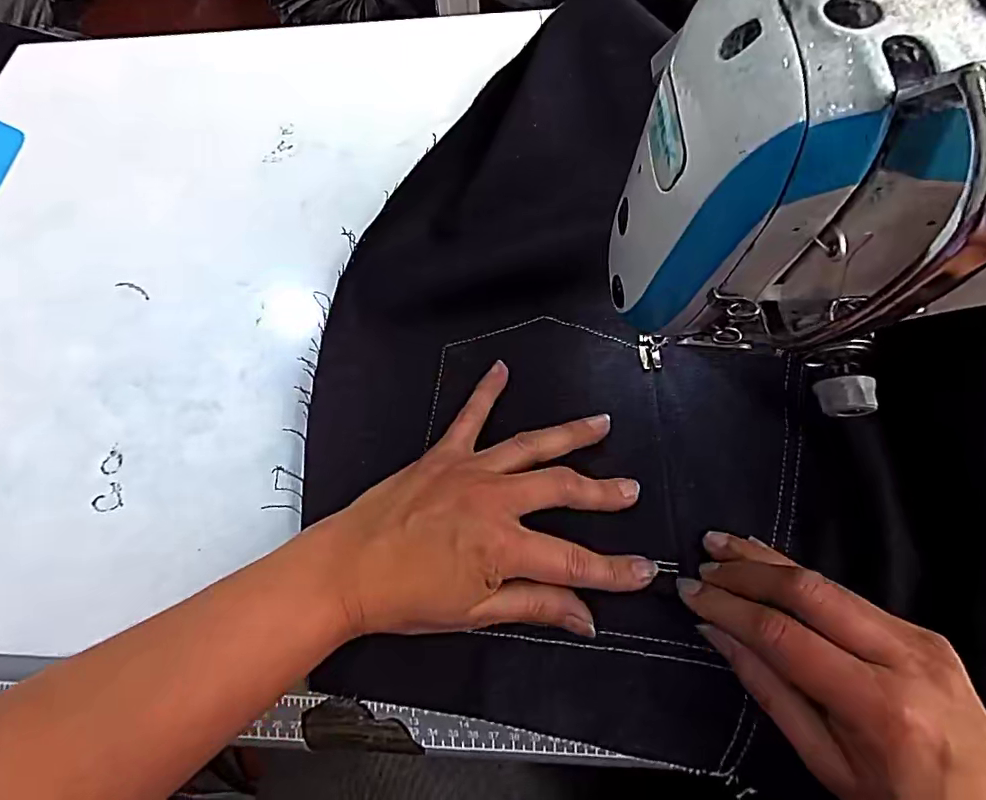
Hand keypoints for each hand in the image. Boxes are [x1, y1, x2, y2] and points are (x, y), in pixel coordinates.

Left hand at [292, 360, 657, 639]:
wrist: (343, 571)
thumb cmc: (402, 598)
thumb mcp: (474, 613)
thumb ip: (535, 607)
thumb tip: (583, 617)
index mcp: (502, 546)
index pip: (572, 562)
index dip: (613, 571)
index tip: (642, 570)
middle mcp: (494, 500)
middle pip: (563, 490)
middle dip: (603, 493)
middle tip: (630, 490)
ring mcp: (471, 471)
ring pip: (532, 446)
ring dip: (570, 434)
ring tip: (600, 424)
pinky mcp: (444, 454)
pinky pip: (469, 416)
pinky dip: (486, 391)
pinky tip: (501, 369)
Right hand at [680, 534, 985, 799]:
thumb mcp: (830, 768)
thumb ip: (772, 695)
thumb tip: (720, 636)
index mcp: (881, 707)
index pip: (786, 637)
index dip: (731, 608)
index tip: (693, 592)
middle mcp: (904, 657)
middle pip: (808, 592)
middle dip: (747, 571)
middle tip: (705, 559)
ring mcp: (919, 636)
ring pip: (828, 581)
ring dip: (770, 561)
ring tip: (726, 544)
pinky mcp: (922, 628)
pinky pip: (849, 593)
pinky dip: (802, 577)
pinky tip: (772, 562)